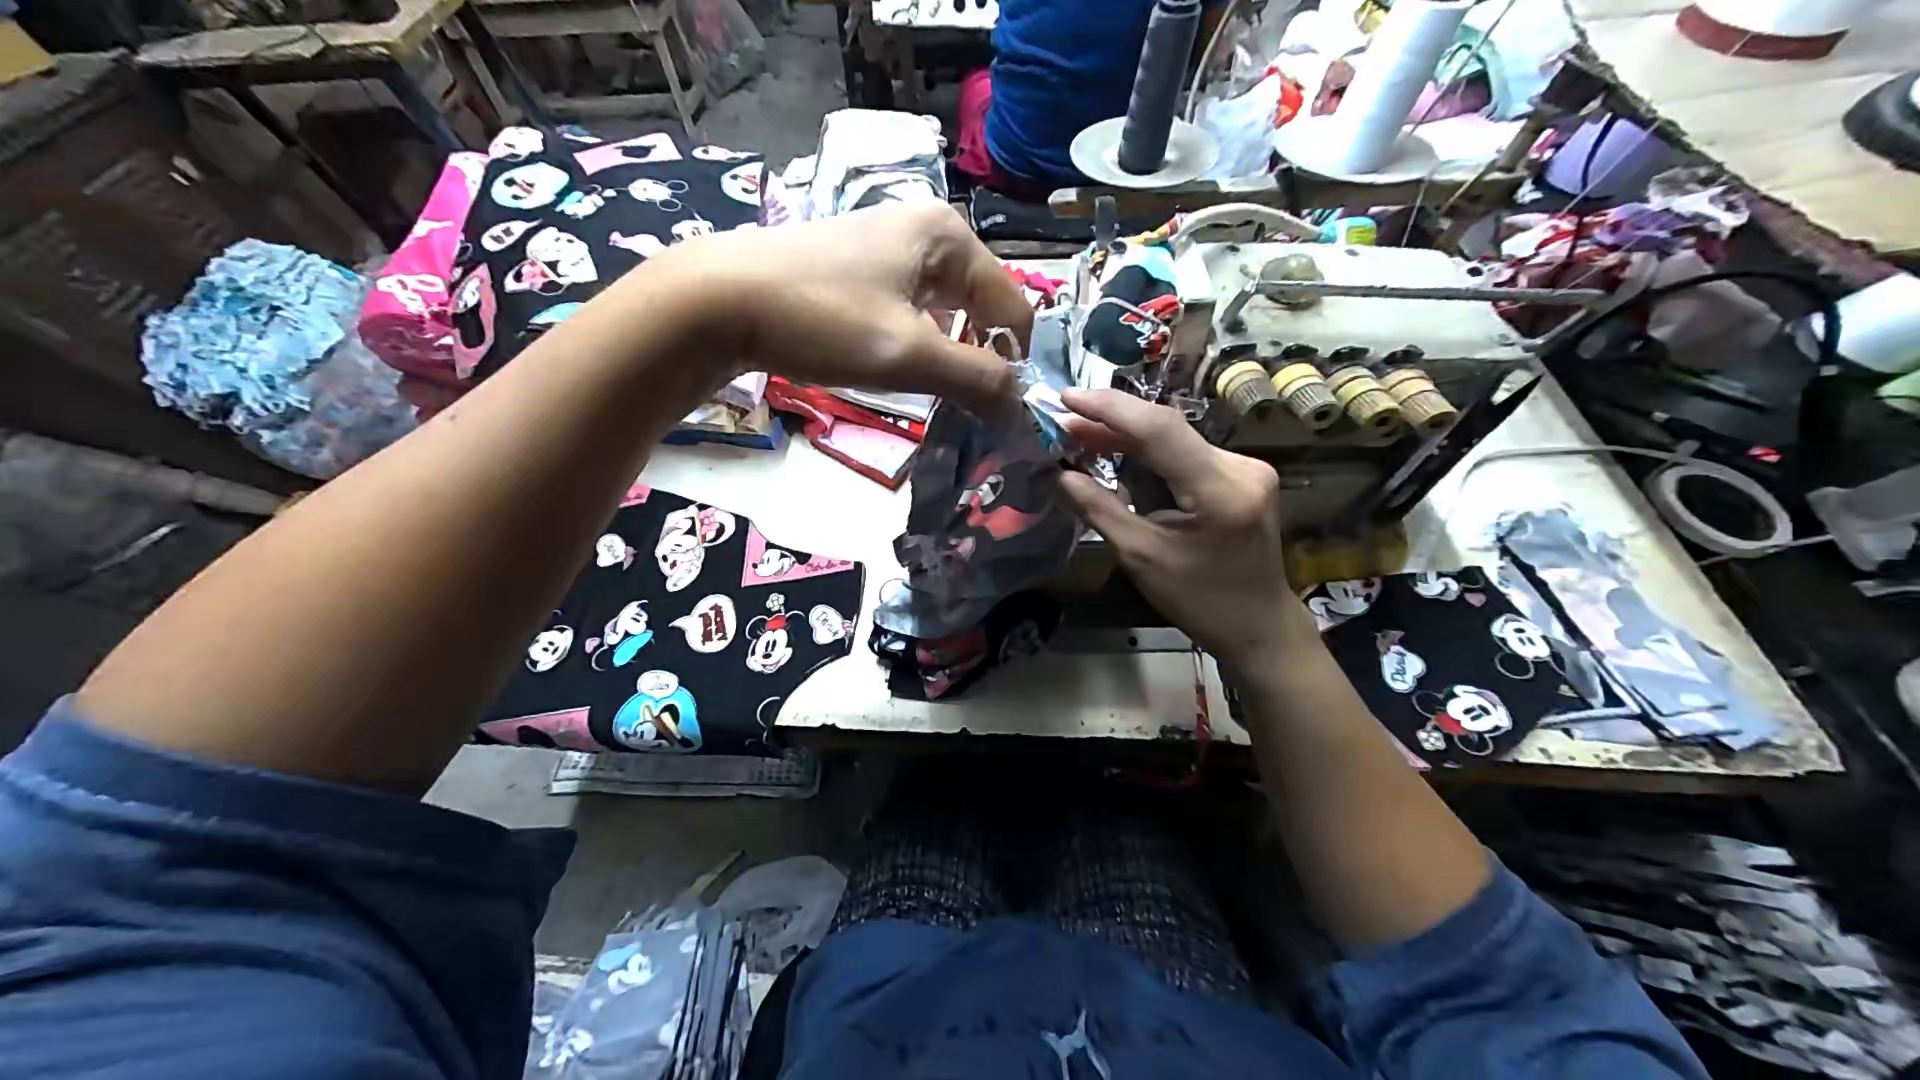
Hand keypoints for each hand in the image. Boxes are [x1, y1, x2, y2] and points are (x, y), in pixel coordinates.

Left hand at [657, 202, 1030, 409]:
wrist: (720, 300)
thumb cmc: (823, 319)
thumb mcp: (908, 354)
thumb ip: (975, 379)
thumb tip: (1021, 405)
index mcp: (951, 237)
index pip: (1013, 308)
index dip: (1012, 364)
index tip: (996, 414)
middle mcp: (929, 230)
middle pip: (983, 307)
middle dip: (978, 359)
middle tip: (959, 406)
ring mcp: (893, 245)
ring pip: (948, 312)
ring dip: (948, 355)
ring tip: (927, 390)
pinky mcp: (864, 266)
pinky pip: (915, 310)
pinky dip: (918, 343)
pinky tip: (894, 364)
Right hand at [1057, 389, 1312, 669]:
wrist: (1258, 624)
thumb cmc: (1200, 600)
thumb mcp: (1142, 558)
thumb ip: (1100, 510)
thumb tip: (1059, 475)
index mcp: (1221, 491)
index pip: (1160, 430)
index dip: (1110, 409)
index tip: (1066, 398)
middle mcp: (1241, 467)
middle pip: (1167, 429)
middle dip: (1112, 420)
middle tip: (1064, 419)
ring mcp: (1247, 468)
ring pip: (1175, 438)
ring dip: (1127, 435)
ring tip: (1080, 433)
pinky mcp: (1242, 475)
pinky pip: (1186, 452)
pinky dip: (1148, 451)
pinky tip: (1117, 450)